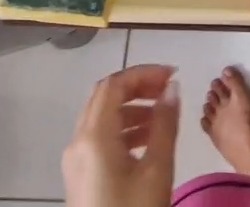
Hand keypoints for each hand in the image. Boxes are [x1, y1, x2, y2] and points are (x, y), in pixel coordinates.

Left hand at [62, 65, 180, 206]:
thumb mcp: (156, 169)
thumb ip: (165, 123)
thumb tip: (172, 88)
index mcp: (93, 136)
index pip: (115, 84)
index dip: (144, 73)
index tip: (174, 76)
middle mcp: (78, 142)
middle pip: (104, 96)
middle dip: (137, 86)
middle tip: (168, 89)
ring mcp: (75, 160)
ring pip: (101, 117)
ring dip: (132, 107)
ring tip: (163, 116)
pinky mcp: (79, 176)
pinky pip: (99, 137)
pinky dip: (123, 128)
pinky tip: (147, 141)